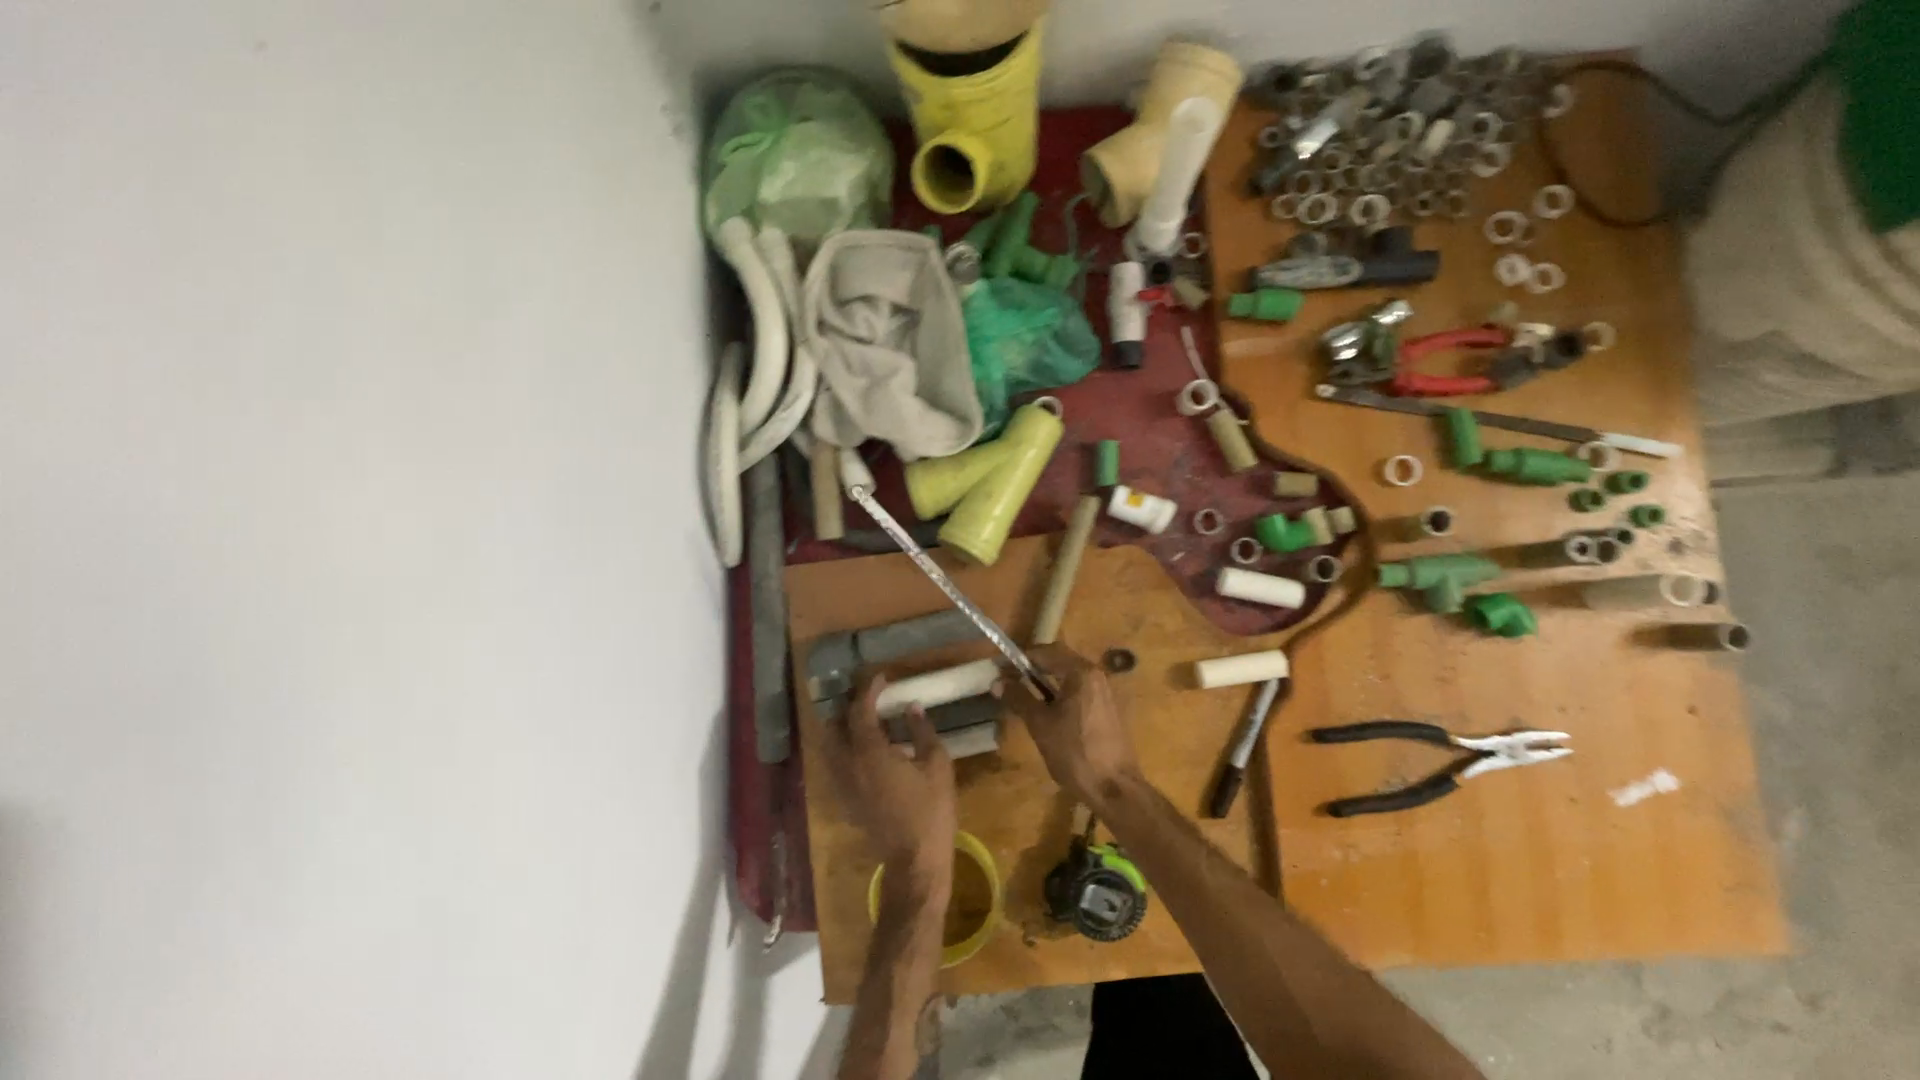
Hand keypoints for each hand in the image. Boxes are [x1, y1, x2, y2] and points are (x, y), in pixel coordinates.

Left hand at [828, 675, 957, 883]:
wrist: (915, 860)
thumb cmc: (931, 811)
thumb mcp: (937, 765)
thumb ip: (922, 731)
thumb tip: (912, 708)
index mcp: (869, 753)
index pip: (860, 711)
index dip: (869, 690)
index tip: (882, 678)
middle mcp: (847, 765)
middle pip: (835, 725)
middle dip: (848, 706)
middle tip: (869, 697)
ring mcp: (843, 785)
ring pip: (831, 746)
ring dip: (843, 727)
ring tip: (866, 719)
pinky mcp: (846, 800)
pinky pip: (836, 764)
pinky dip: (845, 748)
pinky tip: (867, 749)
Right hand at [1003, 645, 1139, 809]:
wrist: (1114, 788)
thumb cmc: (1075, 753)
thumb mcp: (1041, 725)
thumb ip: (1019, 698)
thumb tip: (997, 681)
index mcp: (1082, 673)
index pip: (1046, 652)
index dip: (1020, 659)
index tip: (1000, 669)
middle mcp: (1096, 675)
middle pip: (1059, 661)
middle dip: (1033, 669)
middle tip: (1009, 681)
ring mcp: (1105, 692)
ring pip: (1069, 677)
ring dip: (1046, 682)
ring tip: (1023, 697)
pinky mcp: (1107, 709)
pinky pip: (1079, 691)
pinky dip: (1060, 694)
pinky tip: (1046, 712)